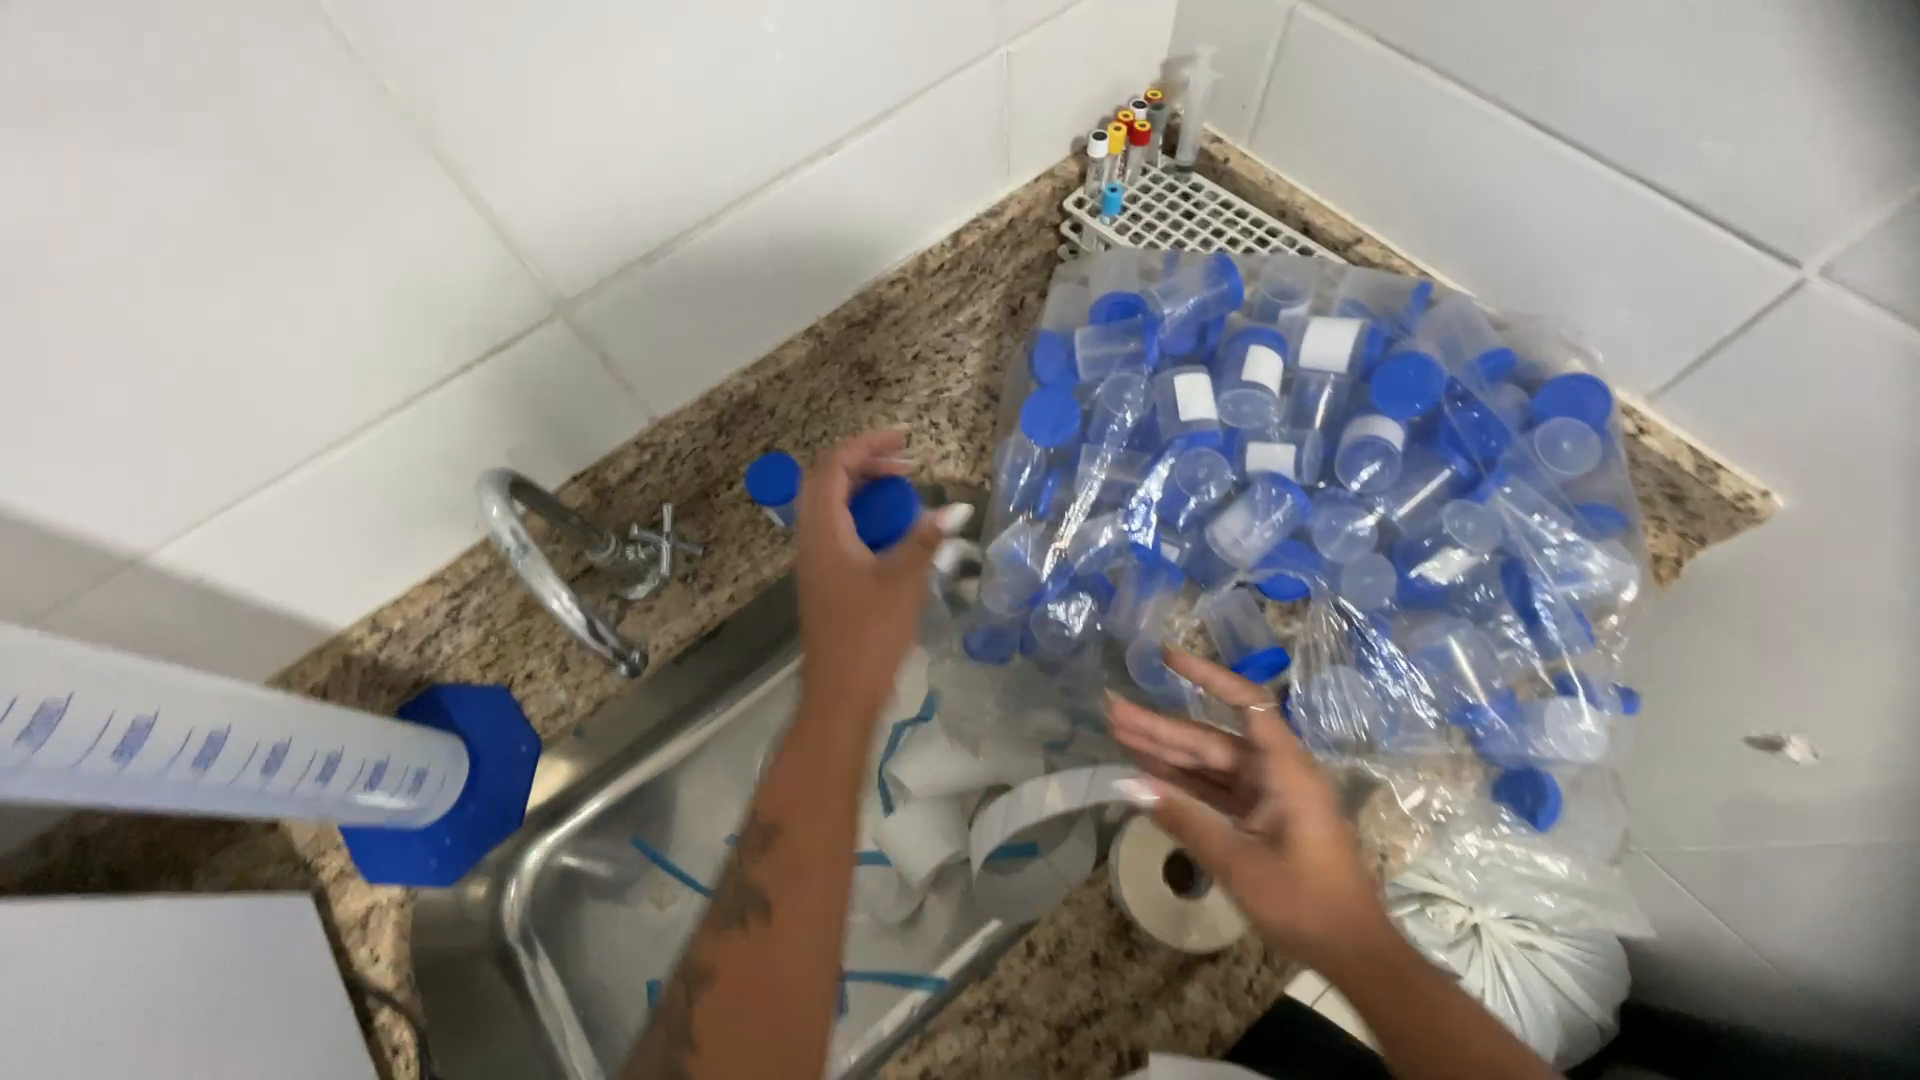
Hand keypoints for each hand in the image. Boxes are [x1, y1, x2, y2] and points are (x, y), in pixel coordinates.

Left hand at [795, 430, 945, 725]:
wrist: (841, 694)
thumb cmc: (869, 635)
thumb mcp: (903, 582)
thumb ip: (926, 540)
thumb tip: (955, 508)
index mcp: (823, 532)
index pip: (834, 467)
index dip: (867, 445)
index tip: (905, 440)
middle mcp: (812, 541)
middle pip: (829, 483)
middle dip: (868, 465)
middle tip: (909, 467)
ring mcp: (816, 563)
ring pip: (834, 509)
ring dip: (868, 494)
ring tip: (907, 497)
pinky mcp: (827, 582)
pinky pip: (842, 534)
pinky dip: (868, 521)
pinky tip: (899, 537)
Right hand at [1107, 649, 1398, 977]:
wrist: (1353, 952)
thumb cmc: (1305, 902)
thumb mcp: (1239, 862)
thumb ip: (1183, 818)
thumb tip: (1128, 785)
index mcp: (1285, 768)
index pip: (1245, 702)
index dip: (1205, 675)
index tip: (1166, 658)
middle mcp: (1275, 771)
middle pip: (1211, 737)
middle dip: (1160, 725)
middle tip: (1112, 708)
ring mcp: (1267, 795)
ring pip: (1207, 763)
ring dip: (1164, 751)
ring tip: (1116, 732)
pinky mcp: (1260, 817)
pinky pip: (1214, 789)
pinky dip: (1182, 783)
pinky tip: (1145, 772)